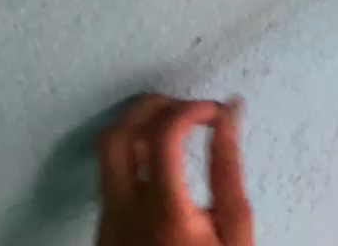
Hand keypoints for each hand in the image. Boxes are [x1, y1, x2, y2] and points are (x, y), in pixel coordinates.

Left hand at [97, 94, 253, 245]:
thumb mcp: (236, 228)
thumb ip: (229, 165)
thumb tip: (230, 110)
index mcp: (165, 213)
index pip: (163, 135)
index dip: (191, 108)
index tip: (214, 112)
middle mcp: (125, 216)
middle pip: (118, 136)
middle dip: (153, 106)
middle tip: (186, 107)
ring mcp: (107, 225)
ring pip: (106, 153)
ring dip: (139, 125)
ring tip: (174, 127)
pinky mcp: (102, 232)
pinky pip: (109, 176)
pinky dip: (134, 151)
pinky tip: (161, 157)